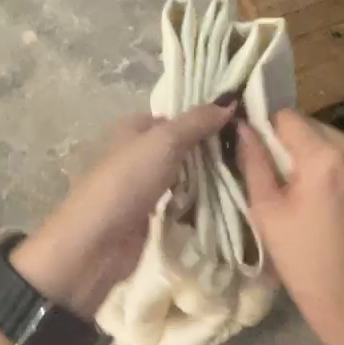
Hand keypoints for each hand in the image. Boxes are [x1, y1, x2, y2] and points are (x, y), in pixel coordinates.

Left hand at [11, 104, 231, 315]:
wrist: (96, 245)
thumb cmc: (127, 181)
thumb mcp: (164, 141)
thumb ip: (197, 121)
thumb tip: (231, 100)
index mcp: (133, 126)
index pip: (177, 115)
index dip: (204, 116)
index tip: (240, 122)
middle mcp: (137, 151)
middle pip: (181, 144)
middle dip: (209, 148)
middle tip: (247, 150)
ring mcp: (142, 185)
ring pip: (182, 173)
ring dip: (206, 176)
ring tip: (244, 173)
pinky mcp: (149, 214)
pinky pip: (179, 200)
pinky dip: (196, 201)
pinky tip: (224, 200)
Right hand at [237, 109, 343, 344]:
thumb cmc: (305, 262)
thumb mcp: (267, 212)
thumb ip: (254, 162)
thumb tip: (243, 126)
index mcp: (324, 158)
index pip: (288, 117)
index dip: (270, 131)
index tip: (263, 153)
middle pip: (314, 126)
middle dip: (297, 145)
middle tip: (288, 181)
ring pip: (335, 139)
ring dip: (321, 155)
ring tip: (314, 193)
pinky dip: (343, 167)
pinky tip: (338, 199)